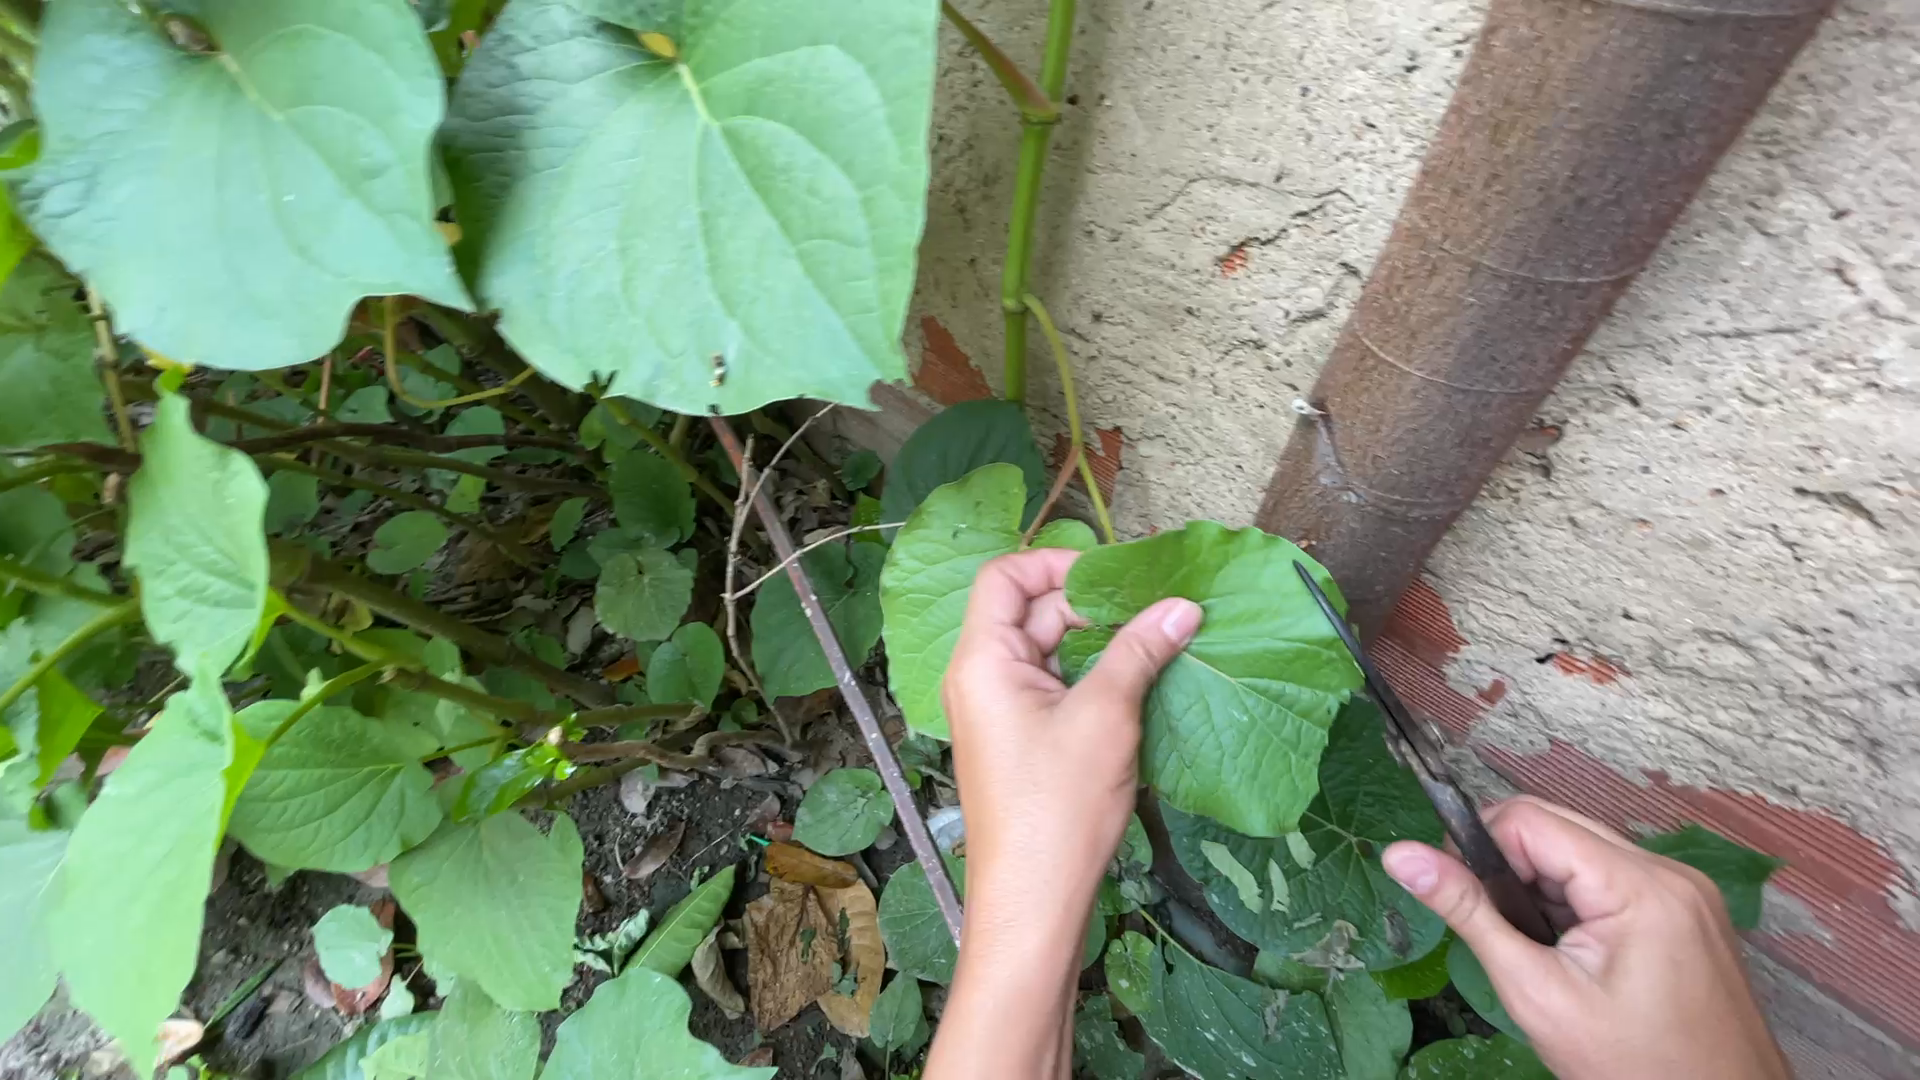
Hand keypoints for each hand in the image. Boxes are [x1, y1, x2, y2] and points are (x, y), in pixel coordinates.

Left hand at [924, 548, 1200, 1079]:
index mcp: (982, 659)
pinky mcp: (1020, 734)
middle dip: (1091, 602)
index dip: (1055, 563)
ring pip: (1048, 647)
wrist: (1033, 902)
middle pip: (1031, 610)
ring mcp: (999, 706)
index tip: (1113, 574)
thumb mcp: (1105, 717)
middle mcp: (981, 674)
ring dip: (1098, 638)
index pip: (1004, 576)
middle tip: (1155, 603)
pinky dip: (1091, 671)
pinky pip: (1054, 682)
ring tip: (1157, 634)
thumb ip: (1140, 650)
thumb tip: (1184, 605)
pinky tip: (1137, 674)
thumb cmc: (1058, 805)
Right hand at [1382, 797, 1789, 1079]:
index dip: (1480, 848)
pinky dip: (1565, 894)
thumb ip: (1465, 910)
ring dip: (1534, 880)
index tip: (1469, 901)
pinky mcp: (1681, 908)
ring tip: (1538, 942)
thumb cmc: (1630, 1068)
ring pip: (1569, 845)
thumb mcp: (1533, 989)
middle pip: (1549, 824)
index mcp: (1641, 887)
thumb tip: (1397, 854)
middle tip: (1498, 923)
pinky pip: (1598, 870)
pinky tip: (1568, 945)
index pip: (1525, 819)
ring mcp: (1681, 889)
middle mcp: (1667, 872)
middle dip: (1506, 864)